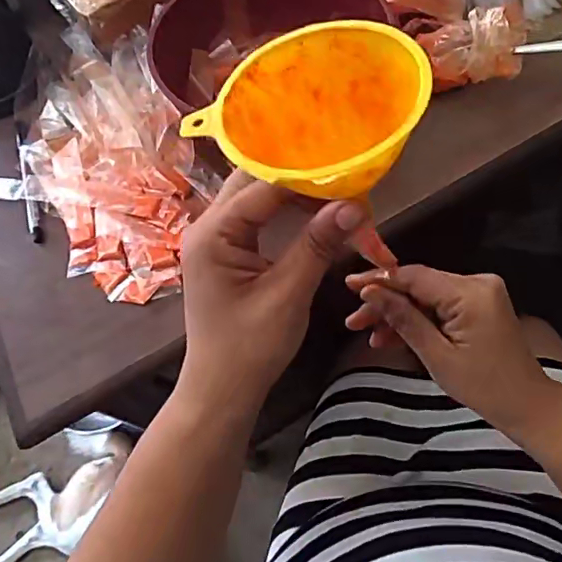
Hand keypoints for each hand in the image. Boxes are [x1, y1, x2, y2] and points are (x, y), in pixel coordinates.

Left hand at [180, 170, 365, 403]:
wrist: (222, 389)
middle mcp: (208, 226)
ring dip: (297, 194)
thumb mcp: (287, 295)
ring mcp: (217, 237)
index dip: (307, 178)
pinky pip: (260, 217)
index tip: (348, 172)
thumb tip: (352, 205)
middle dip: (301, 179)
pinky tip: (317, 212)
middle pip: (256, 182)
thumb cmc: (249, 349)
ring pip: (259, 196)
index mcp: (212, 234)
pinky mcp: (229, 250)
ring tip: (338, 194)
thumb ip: (316, 246)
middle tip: (344, 180)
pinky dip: (289, 212)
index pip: (263, 186)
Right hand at [345, 265, 561, 438]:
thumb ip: (403, 318)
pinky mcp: (478, 304)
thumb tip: (370, 292)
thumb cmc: (483, 385)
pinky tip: (391, 337)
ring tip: (369, 335)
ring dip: (398, 314)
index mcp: (470, 292)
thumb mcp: (436, 355)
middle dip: (385, 302)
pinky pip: (439, 305)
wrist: (526, 404)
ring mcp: (479, 292)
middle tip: (354, 320)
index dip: (379, 280)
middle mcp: (477, 283)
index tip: (349, 284)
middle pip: (418, 285)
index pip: (415, 276)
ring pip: (425, 296)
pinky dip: (418, 319)